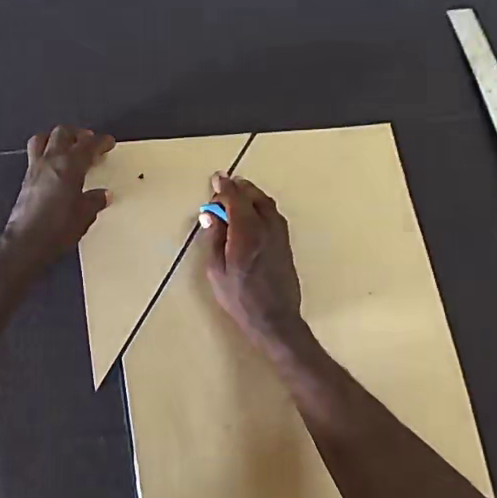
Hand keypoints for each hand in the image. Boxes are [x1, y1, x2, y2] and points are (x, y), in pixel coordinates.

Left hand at [0, 125, 114, 269]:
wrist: (27, 241)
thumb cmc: (58, 228)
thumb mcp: (84, 215)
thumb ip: (94, 201)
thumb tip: (103, 195)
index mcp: (70, 166)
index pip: (88, 145)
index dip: (100, 142)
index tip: (108, 143)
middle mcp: (51, 161)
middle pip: (63, 133)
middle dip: (78, 134)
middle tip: (89, 142)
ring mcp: (35, 168)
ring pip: (43, 138)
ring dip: (57, 137)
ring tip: (67, 145)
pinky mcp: (26, 178)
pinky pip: (35, 153)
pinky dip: (45, 150)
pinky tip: (53, 164)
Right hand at [200, 172, 305, 346]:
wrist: (274, 318)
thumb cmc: (240, 297)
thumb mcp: (217, 269)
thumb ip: (214, 238)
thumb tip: (211, 215)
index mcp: (247, 232)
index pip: (235, 199)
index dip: (224, 187)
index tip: (216, 179)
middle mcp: (267, 228)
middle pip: (253, 196)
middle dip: (238, 188)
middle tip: (223, 187)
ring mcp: (280, 235)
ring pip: (266, 204)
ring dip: (251, 195)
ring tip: (236, 195)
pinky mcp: (285, 243)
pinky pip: (273, 214)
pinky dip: (260, 205)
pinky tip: (251, 213)